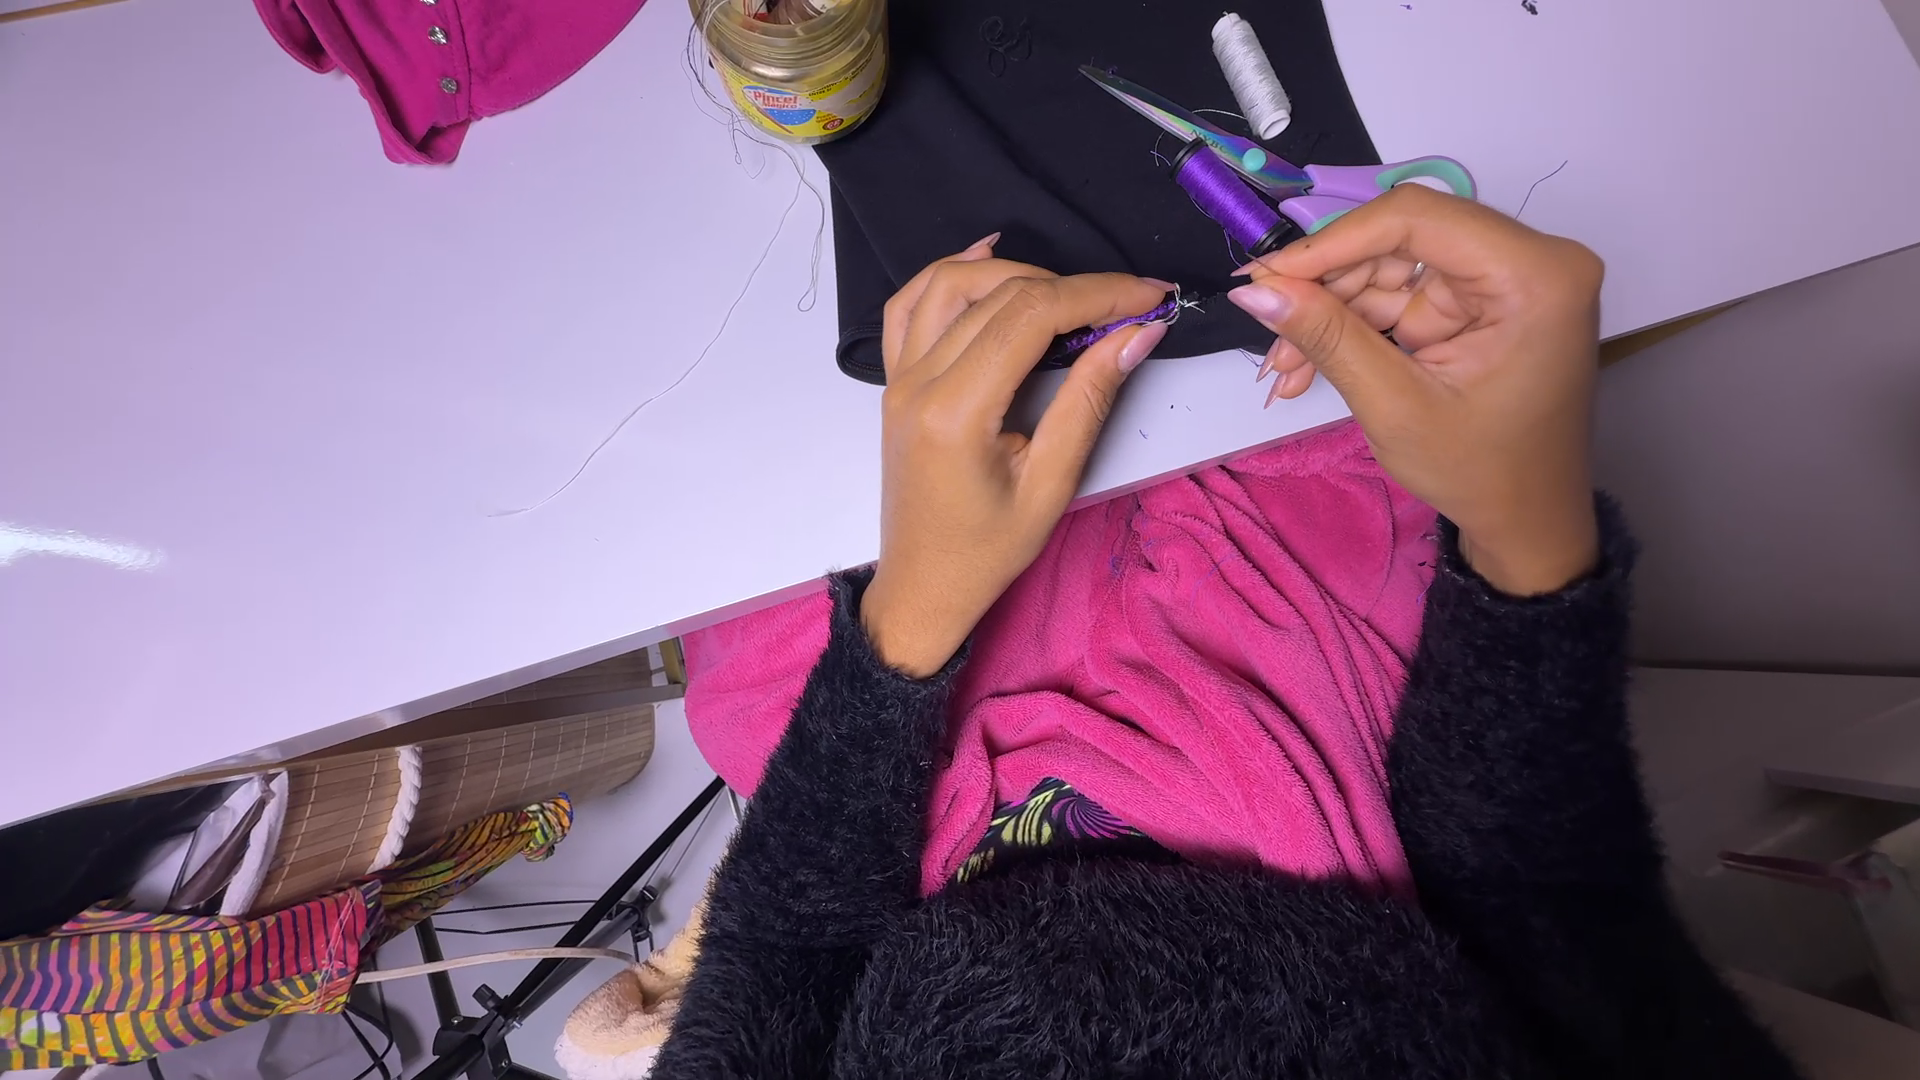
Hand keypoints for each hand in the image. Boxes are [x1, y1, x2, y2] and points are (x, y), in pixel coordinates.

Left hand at [861, 237, 1169, 675]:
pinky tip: (989, 262)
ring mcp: (898, 379)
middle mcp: (918, 382)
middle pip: (997, 293)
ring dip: (1011, 272)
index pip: (1031, 315)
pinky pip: (909, 306)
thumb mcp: (1051, 483)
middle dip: (1071, 286)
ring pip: (948, 284)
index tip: (1151, 296)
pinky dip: (950, 275)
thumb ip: (1089, 399)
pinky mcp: (894, 384)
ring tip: (1066, 295)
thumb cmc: (988, 551)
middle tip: (1126, 304)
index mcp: (956, 411)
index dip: (1098, 294)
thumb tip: (1137, 331)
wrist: (924, 585)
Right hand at [1228, 184, 1603, 594]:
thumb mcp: (1392, 404)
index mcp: (1532, 274)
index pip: (1413, 220)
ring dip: (1325, 317)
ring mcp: (1494, 282)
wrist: (1522, 515)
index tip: (1262, 279)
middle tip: (1268, 335)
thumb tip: (1253, 291)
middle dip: (1323, 290)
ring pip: (1383, 273)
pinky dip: (1345, 333)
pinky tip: (1304, 370)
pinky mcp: (1470, 306)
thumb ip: (1326, 338)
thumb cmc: (1475, 469)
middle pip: (1395, 243)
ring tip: (1282, 371)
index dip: (1328, 244)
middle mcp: (1522, 260)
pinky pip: (1392, 302)